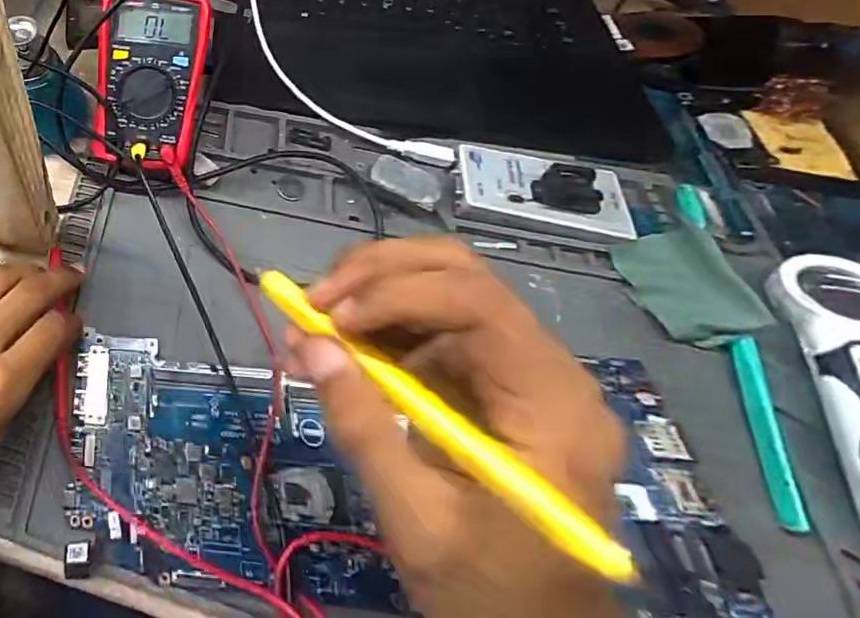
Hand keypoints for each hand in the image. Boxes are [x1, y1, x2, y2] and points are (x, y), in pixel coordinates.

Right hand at [290, 238, 624, 617]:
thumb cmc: (489, 593)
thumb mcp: (416, 519)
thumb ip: (362, 426)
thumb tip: (309, 342)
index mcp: (551, 406)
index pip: (478, 303)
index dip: (397, 292)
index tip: (334, 319)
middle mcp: (548, 370)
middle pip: (462, 275)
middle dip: (379, 274)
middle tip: (316, 300)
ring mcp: (523, 370)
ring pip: (444, 287)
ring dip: (372, 291)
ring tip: (314, 316)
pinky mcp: (494, 379)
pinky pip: (435, 326)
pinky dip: (380, 323)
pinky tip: (341, 341)